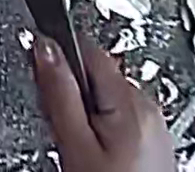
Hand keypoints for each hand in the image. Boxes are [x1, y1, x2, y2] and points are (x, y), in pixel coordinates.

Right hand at [31, 38, 174, 171]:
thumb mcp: (74, 143)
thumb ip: (58, 89)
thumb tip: (43, 44)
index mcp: (130, 101)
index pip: (85, 48)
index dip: (58, 55)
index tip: (40, 71)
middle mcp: (147, 106)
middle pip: (94, 70)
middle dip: (70, 86)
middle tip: (59, 118)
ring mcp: (154, 124)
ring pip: (103, 92)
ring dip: (84, 105)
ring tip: (78, 140)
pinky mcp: (153, 140)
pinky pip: (118, 112)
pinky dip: (100, 121)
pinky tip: (95, 150)